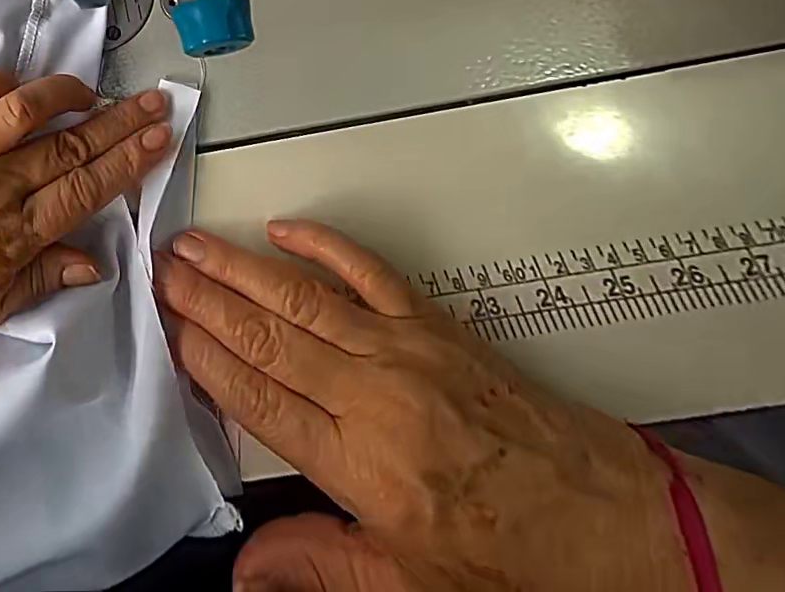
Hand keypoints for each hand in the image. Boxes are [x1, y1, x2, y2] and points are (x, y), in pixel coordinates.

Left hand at [0, 70, 172, 393]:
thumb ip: (36, 282)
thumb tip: (91, 260)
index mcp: (8, 237)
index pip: (83, 190)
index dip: (127, 163)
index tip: (159, 139)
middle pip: (66, 146)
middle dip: (118, 123)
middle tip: (154, 102)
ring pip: (22, 110)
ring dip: (64, 93)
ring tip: (93, 91)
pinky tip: (16, 85)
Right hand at [153, 221, 691, 591]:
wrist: (628, 529)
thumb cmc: (514, 560)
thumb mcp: (412, 585)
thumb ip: (319, 567)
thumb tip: (243, 574)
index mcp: (362, 466)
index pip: (255, 396)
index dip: (201, 356)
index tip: (162, 324)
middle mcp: (374, 398)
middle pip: (264, 336)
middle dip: (200, 298)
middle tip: (157, 269)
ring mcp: (404, 350)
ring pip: (298, 296)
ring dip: (236, 266)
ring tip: (189, 244)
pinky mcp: (434, 323)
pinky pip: (367, 271)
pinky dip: (321, 244)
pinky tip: (280, 228)